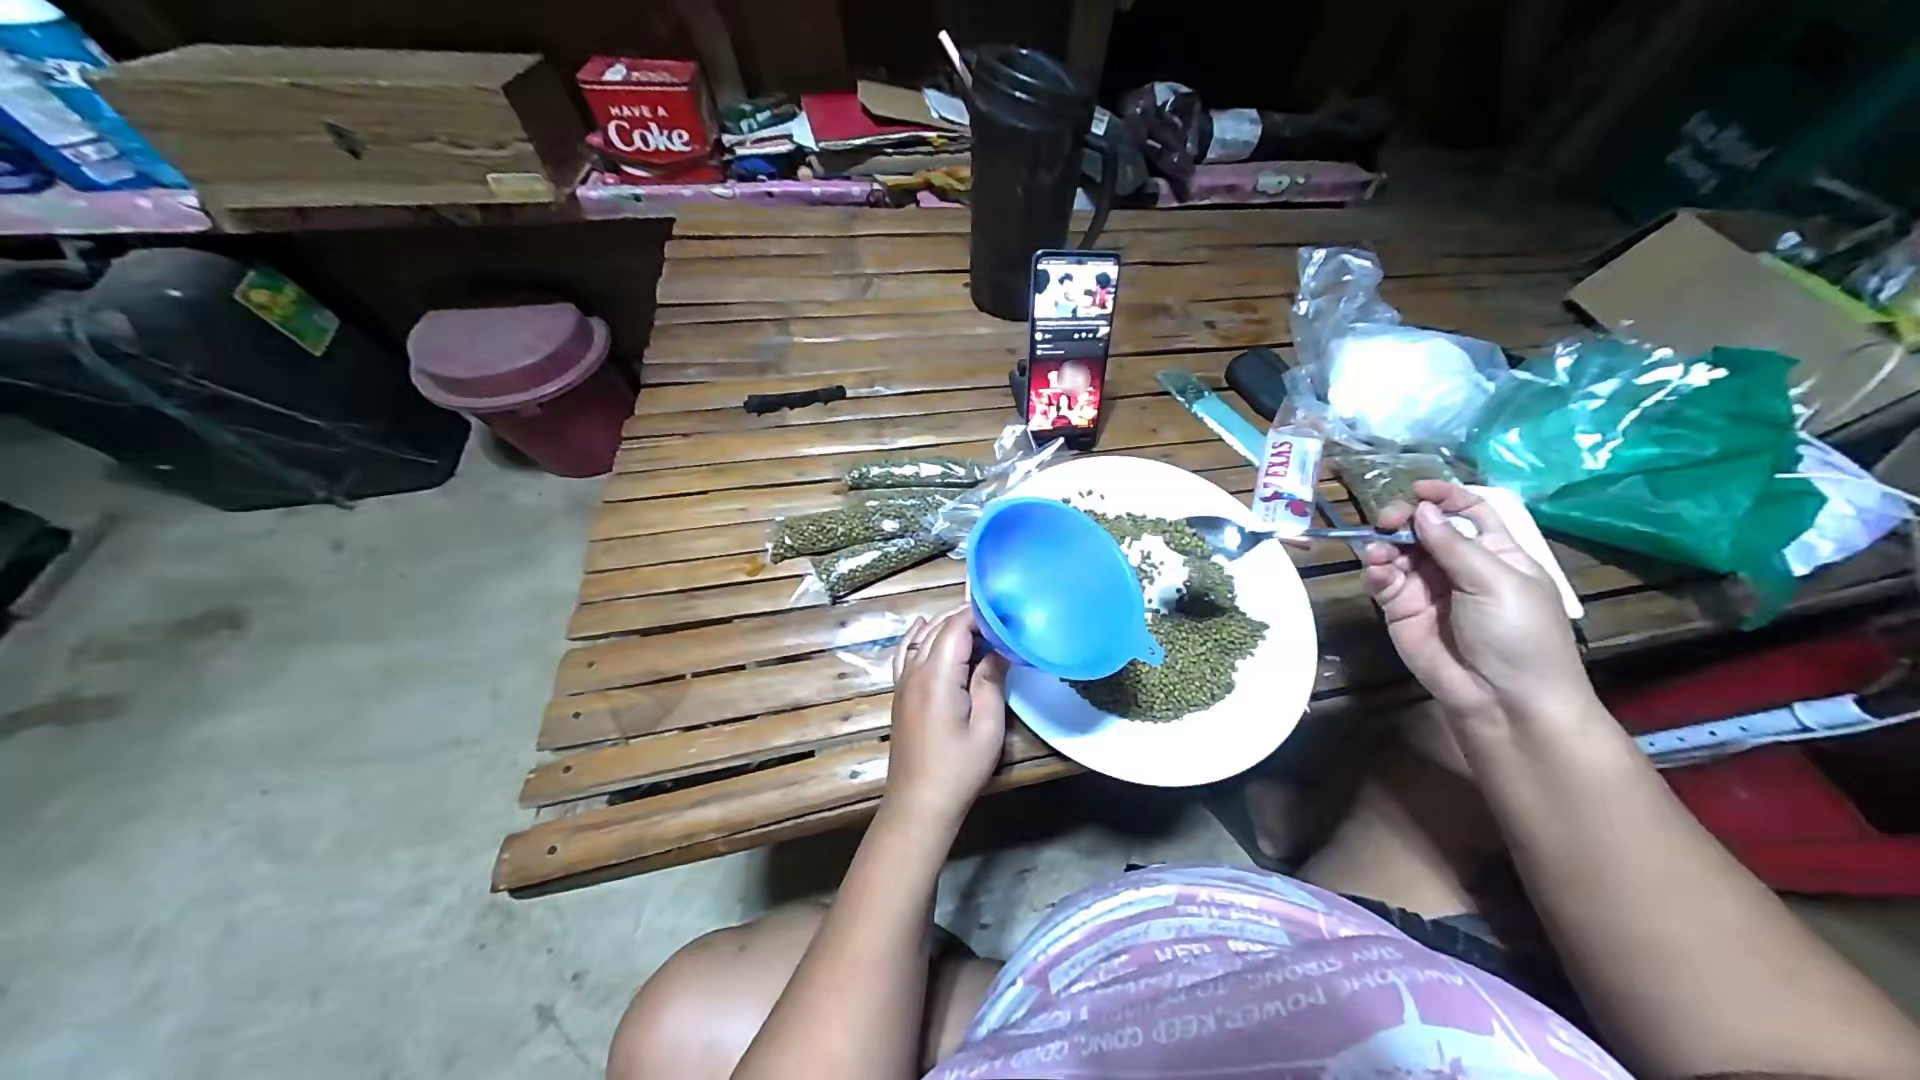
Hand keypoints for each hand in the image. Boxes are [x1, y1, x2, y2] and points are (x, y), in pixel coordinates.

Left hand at [882, 607, 1009, 831]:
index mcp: (937, 676)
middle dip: (967, 618)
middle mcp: (915, 671)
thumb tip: (999, 650)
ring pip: (921, 637)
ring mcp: (903, 681)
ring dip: (946, 626)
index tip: (1006, 616)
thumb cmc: (958, 768)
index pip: (956, 627)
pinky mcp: (900, 693)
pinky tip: (923, 626)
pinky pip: (906, 652)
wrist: (918, 803)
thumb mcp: (987, 726)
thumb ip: (991, 681)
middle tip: (999, 623)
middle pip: (938, 628)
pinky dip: (918, 636)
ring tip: (977, 627)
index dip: (980, 615)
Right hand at [1362, 481, 1591, 720]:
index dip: (1444, 497)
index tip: (1417, 489)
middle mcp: (1457, 567)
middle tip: (1388, 521)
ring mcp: (1426, 589)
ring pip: (1397, 552)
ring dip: (1384, 546)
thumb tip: (1422, 510)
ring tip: (1378, 553)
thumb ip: (1454, 545)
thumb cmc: (1519, 636)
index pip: (1468, 513)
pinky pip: (1382, 581)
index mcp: (1495, 554)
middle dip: (1403, 520)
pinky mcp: (1400, 610)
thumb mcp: (1496, 582)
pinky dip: (1375, 572)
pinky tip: (1377, 572)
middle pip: (1424, 529)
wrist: (1503, 699)